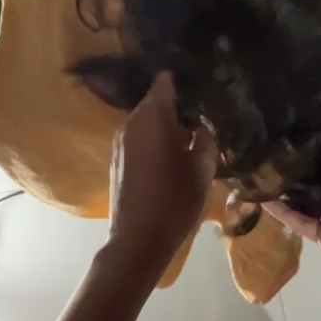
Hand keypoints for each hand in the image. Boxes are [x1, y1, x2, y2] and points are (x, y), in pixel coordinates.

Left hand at [107, 73, 216, 273]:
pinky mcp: (115, 157)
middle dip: (175, 105)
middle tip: (199, 115)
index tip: (198, 84)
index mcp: (154, 116)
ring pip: (145, 120)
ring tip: (187, 137)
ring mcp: (119, 139)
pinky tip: (168, 155)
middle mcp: (132, 121)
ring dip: (163, 124)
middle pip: (154, 101)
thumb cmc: (175, 201)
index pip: (164, 82)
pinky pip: (136, 136)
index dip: (181, 80)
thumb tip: (202, 125)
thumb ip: (205, 139)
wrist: (137, 239)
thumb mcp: (202, 170)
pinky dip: (151, 138)